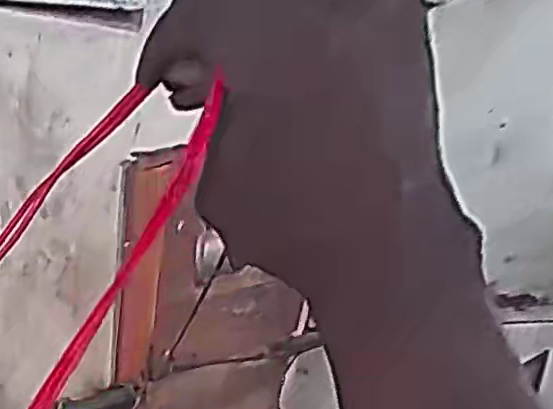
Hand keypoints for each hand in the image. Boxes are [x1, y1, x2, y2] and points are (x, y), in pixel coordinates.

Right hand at [137, 0, 481, 326]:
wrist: (380, 240)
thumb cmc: (302, 222)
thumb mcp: (219, 178)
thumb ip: (207, 119)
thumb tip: (206, 93)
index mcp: (270, 39)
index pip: (199, 14)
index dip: (165, 45)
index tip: (156, 71)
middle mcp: (327, 10)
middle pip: (246, 3)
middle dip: (209, 37)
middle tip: (189, 78)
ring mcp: (370, 13)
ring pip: (291, 11)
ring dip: (253, 41)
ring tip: (233, 90)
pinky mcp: (397, 32)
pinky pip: (327, 23)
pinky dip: (294, 46)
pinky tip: (278, 89)